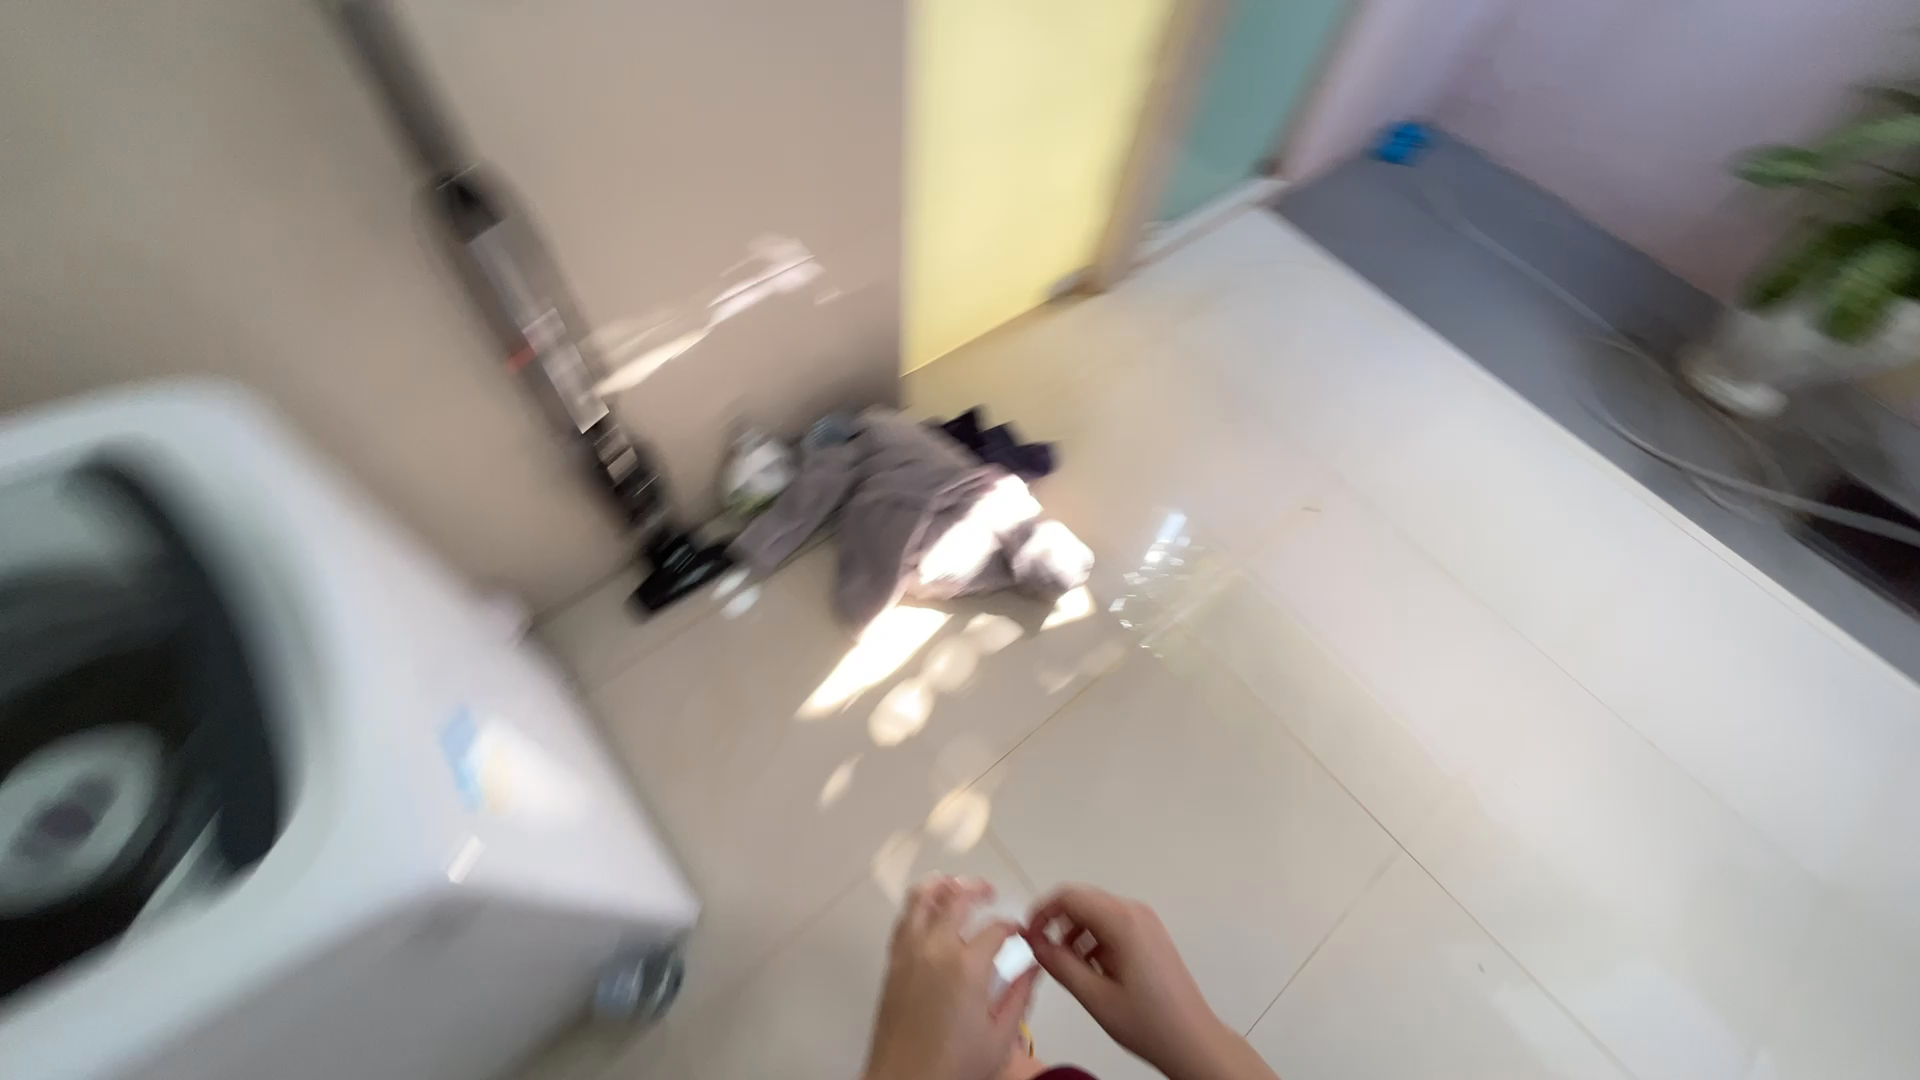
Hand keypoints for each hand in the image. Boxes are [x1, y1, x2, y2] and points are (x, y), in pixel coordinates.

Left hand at [864, 876, 1042, 1079]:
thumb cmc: (951, 1068)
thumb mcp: (999, 1038)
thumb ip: (1020, 995)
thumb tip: (1033, 967)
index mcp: (967, 965)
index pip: (995, 928)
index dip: (1010, 926)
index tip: (1016, 933)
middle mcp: (936, 948)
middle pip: (958, 897)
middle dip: (978, 888)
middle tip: (990, 893)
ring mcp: (910, 951)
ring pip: (923, 897)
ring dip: (943, 885)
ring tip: (956, 884)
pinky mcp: (893, 961)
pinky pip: (905, 918)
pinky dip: (919, 904)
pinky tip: (928, 908)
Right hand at [1026, 885, 1267, 1079]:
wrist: (1194, 1042)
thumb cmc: (1147, 1022)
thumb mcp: (1095, 997)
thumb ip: (1060, 964)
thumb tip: (1034, 942)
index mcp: (1122, 920)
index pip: (1070, 896)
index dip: (1043, 911)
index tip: (1028, 934)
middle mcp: (1134, 911)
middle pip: (1083, 901)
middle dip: (1058, 922)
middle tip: (1043, 951)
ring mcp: (1145, 920)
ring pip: (1096, 912)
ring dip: (1075, 932)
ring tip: (1069, 966)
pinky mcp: (1150, 933)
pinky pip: (1112, 923)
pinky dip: (1094, 938)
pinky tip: (1092, 968)